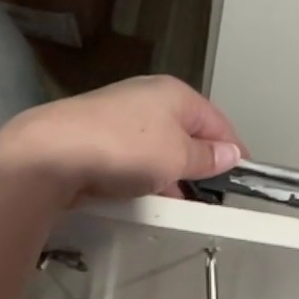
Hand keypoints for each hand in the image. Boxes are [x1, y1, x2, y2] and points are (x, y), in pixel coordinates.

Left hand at [0, 76, 246, 201]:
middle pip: (188, 136)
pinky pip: (135, 161)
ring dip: (172, 177)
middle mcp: (149, 99)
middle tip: (210, 198)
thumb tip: (230, 153)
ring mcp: (121, 118)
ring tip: (179, 204)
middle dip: (200, 167)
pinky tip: (146, 198)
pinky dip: (146, 179)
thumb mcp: (178, 157)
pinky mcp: (99, 140)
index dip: (232, 150)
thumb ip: (207, 158)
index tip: (243, 178)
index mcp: (176, 94)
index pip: (217, 122)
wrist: (55, 153)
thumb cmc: (125, 148)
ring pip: (160, 152)